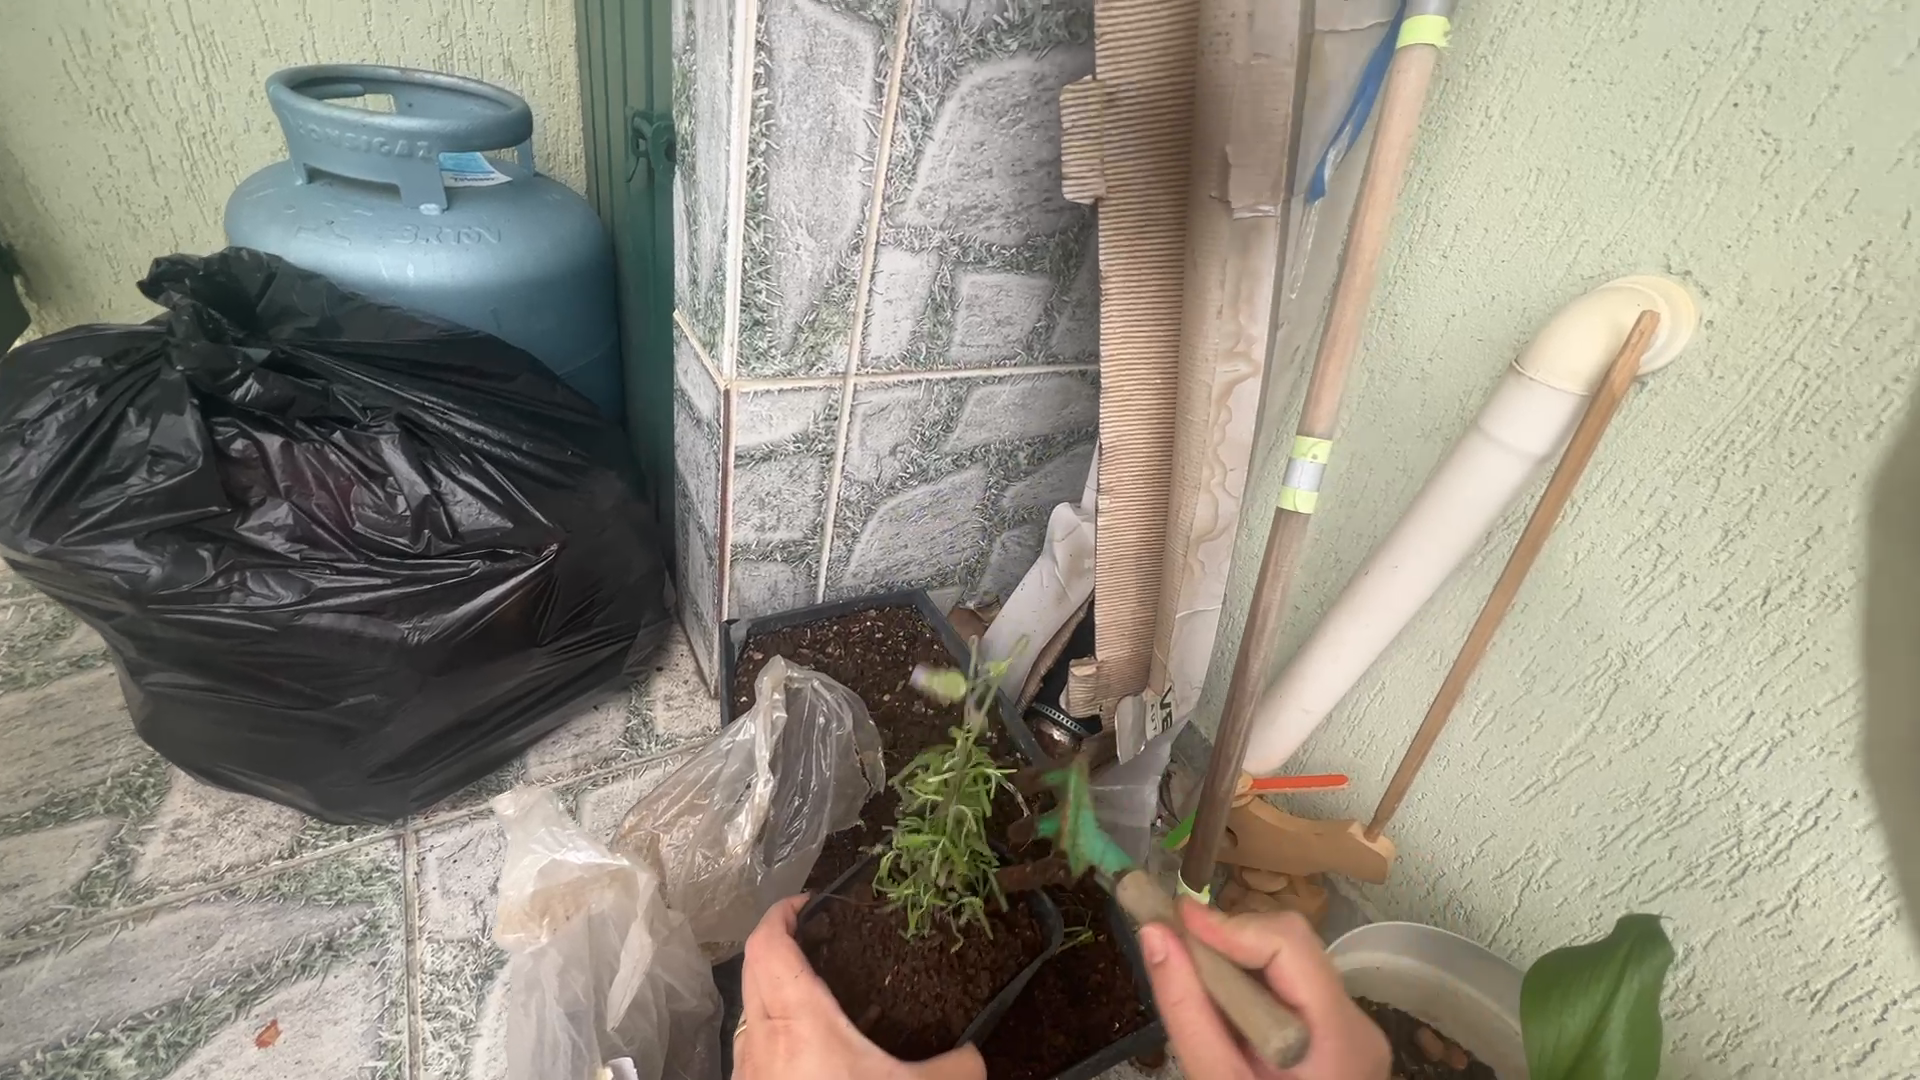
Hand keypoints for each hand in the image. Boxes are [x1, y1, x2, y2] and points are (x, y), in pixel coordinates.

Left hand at [735, 895, 984, 1079]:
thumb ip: (954, 1068)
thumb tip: (977, 1057)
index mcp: (796, 1019)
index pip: (768, 943)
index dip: (782, 911)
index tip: (812, 900)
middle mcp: (761, 1039)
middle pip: (753, 965)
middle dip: (781, 939)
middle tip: (819, 932)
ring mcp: (748, 1073)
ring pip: (748, 1006)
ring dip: (772, 984)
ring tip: (813, 983)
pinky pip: (752, 1043)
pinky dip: (772, 1024)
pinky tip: (805, 1045)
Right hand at [1138, 901, 1388, 1079]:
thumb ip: (1186, 1008)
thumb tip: (1154, 930)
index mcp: (1340, 1036)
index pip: (1287, 941)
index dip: (1229, 924)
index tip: (1174, 922)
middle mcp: (1355, 1022)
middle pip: (1286, 943)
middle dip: (1227, 941)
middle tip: (1177, 953)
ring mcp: (1350, 1029)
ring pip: (1284, 958)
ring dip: (1234, 960)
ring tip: (1198, 988)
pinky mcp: (1337, 1035)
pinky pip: (1287, 982)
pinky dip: (1247, 981)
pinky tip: (1223, 1009)